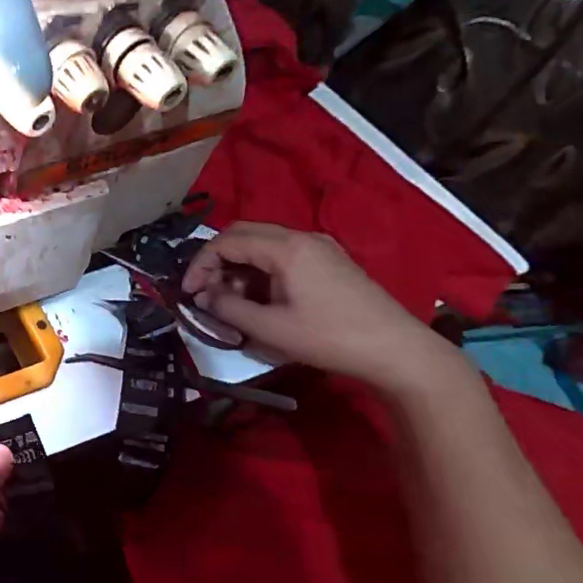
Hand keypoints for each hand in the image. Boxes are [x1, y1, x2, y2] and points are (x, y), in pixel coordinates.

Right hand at [182, 221, 466, 395]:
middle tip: (204, 291)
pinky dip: (258, 269)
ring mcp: (318, 247)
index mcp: (287, 248)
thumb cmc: (328, 338)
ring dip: (237, 265)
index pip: (227, 241)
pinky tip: (257, 297)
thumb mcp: (269, 328)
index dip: (200, 264)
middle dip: (216, 259)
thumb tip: (202, 296)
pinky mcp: (328, 260)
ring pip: (262, 242)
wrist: (394, 349)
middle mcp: (302, 237)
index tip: (188, 292)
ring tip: (229, 299)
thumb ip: (228, 308)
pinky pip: (281, 253)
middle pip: (243, 233)